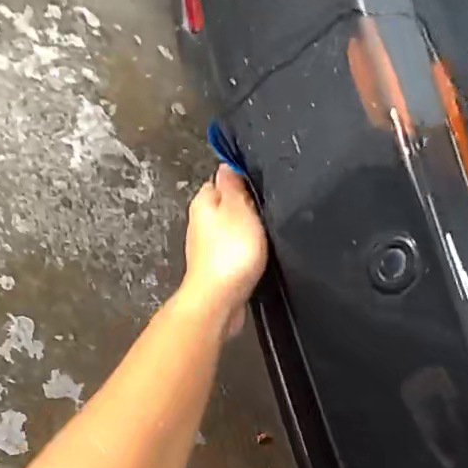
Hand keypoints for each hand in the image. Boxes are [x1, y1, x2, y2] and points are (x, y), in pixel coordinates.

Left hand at [179, 166, 267, 334]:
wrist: (219, 301)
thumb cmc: (230, 253)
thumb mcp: (238, 207)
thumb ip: (233, 184)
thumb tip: (227, 166)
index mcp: (203, 202)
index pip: (224, 180)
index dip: (245, 184)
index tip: (262, 193)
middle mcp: (201, 224)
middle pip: (230, 209)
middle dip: (248, 213)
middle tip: (266, 219)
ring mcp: (207, 250)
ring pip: (233, 234)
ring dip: (248, 238)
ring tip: (263, 242)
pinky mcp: (217, 272)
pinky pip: (235, 257)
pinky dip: (245, 258)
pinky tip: (255, 262)